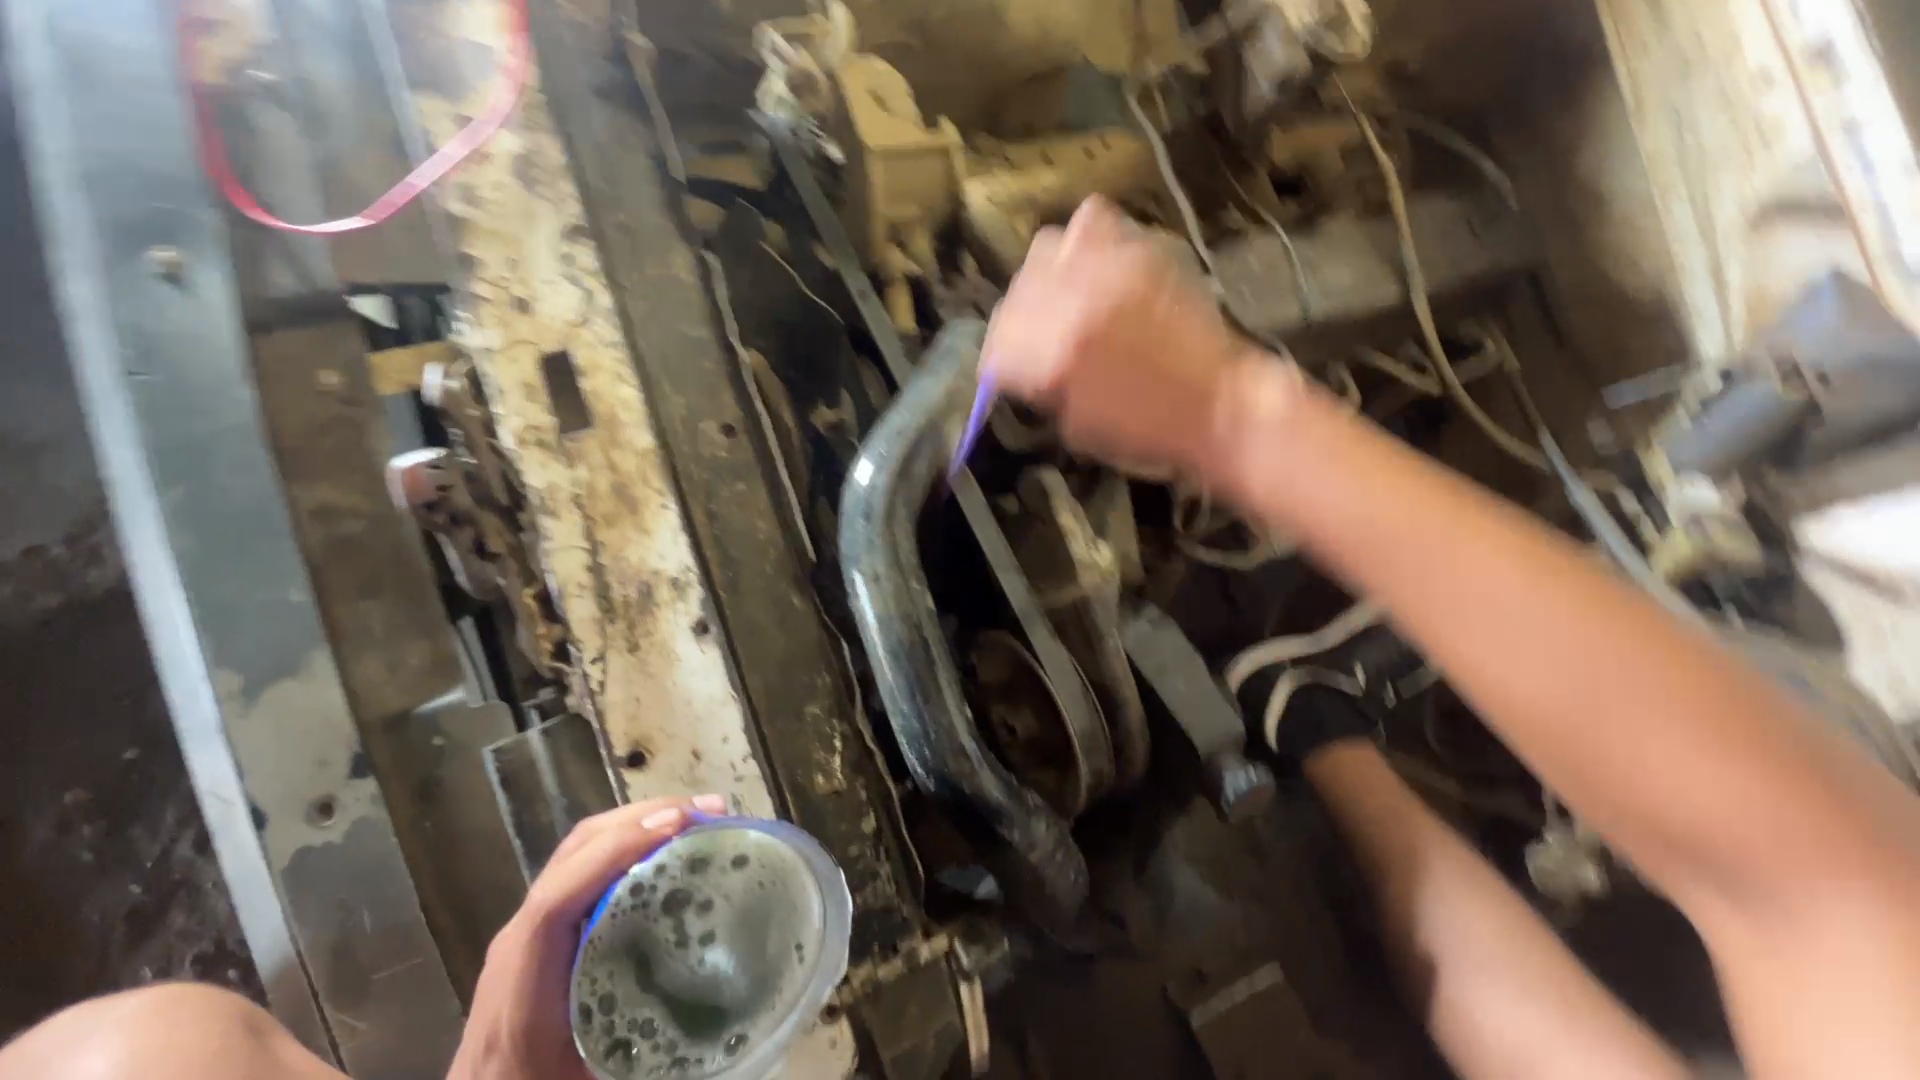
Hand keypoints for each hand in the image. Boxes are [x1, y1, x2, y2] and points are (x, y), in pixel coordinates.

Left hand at [448, 794, 728, 1079]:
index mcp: (525, 976)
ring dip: (639, 823)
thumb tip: (710, 1013)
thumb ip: (643, 1052)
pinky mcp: (545, 932)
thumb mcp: (588, 1077)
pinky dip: (629, 846)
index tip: (680, 827)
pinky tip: (667, 851)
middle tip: (710, 811)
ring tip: (697, 818)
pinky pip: (586, 870)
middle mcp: (523, 937)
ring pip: (581, 852)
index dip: (617, 853)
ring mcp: (531, 928)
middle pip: (576, 851)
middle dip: (642, 817)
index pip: (561, 898)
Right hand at [982, 196, 1275, 479]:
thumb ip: (1042, 388)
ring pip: (1045, 249)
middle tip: (1037, 335)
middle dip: (1019, 319)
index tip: (1008, 369)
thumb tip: (1021, 366)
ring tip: (1065, 295)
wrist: (1220, 406)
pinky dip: (1088, 240)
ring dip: (1047, 275)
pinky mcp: (1140, 253)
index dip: (999, 360)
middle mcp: (1070, 305)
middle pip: (1014, 294)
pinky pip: (1093, 221)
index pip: (996, 343)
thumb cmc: (1148, 432)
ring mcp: (1106, 272)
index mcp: (1051, 358)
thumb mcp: (1078, 428)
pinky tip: (1096, 266)